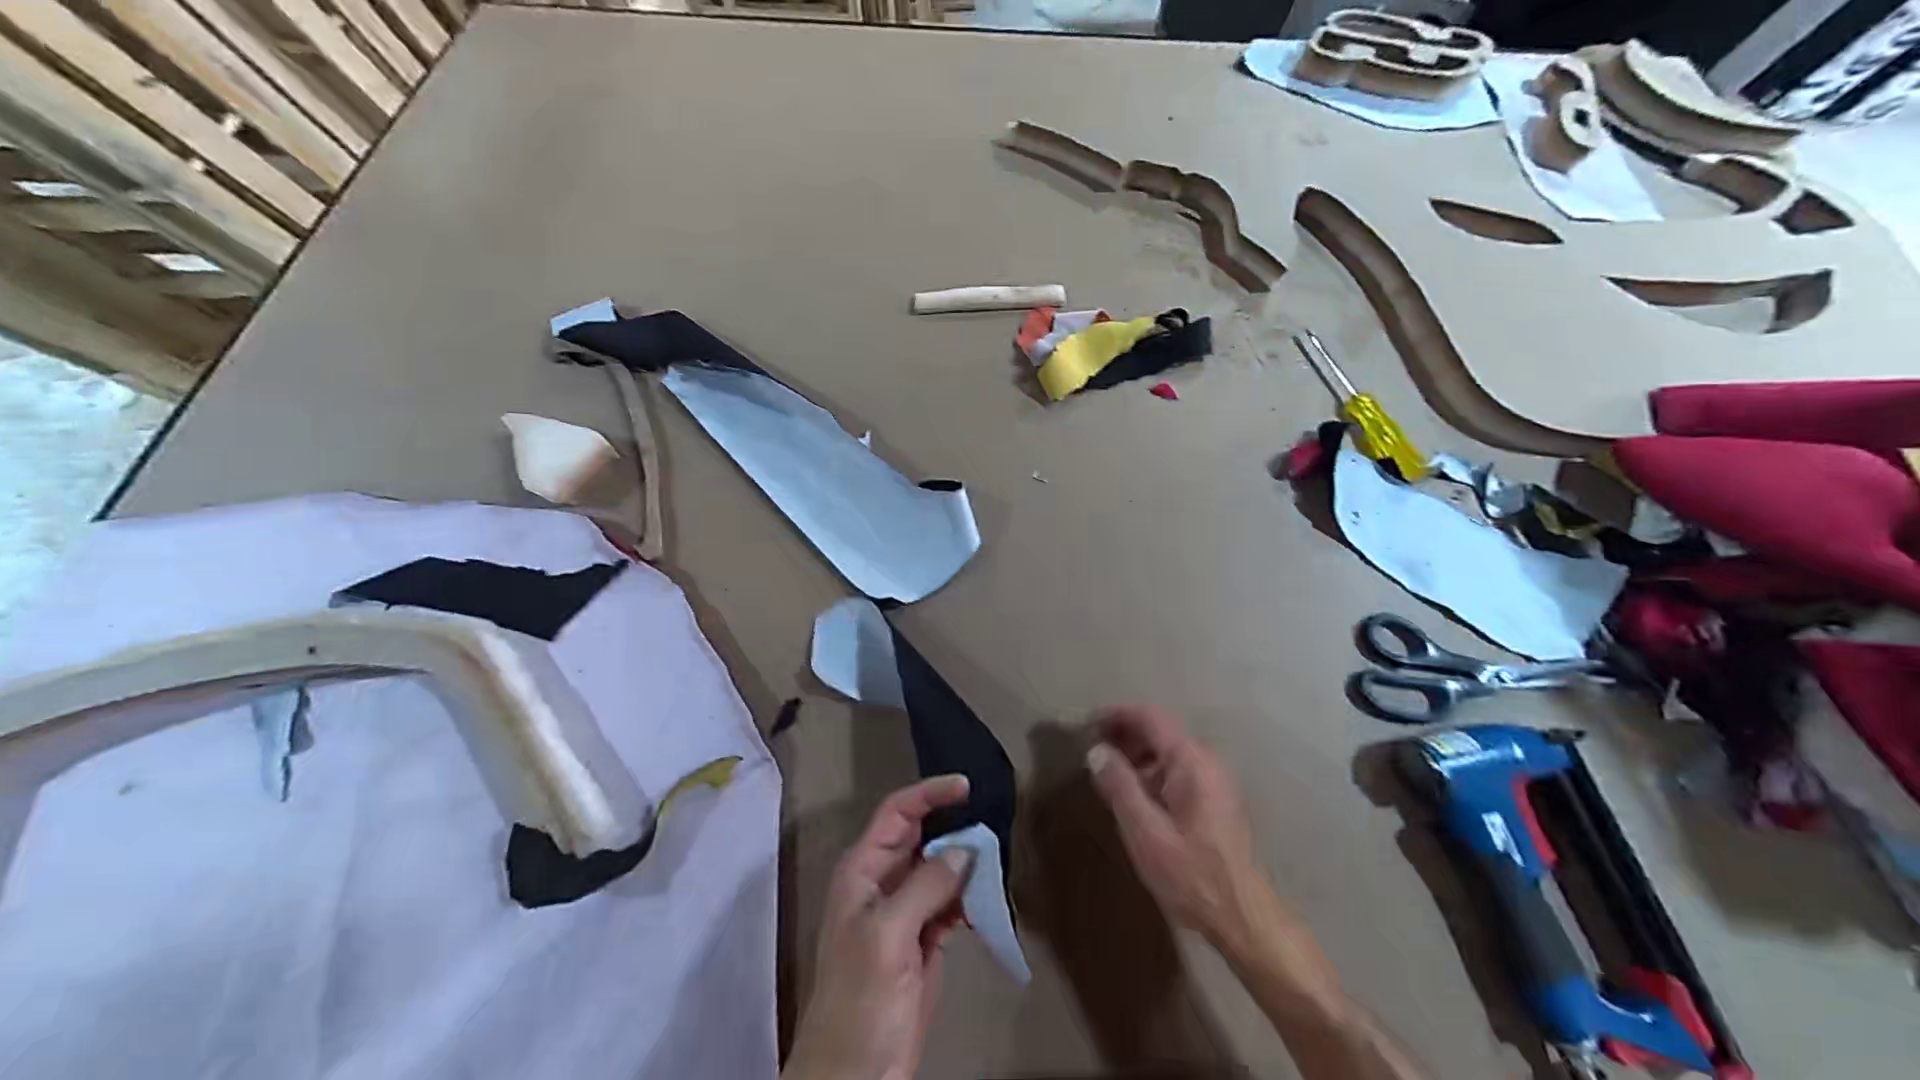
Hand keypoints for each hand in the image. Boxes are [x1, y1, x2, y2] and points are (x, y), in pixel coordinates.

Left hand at [784, 775, 975, 1079]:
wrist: (855, 1074)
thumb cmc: (859, 999)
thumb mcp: (887, 936)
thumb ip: (923, 887)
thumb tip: (961, 851)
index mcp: (862, 871)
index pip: (897, 814)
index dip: (929, 794)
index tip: (965, 786)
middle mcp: (883, 883)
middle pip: (921, 836)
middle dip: (953, 826)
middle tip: (990, 822)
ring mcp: (905, 911)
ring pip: (940, 868)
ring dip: (966, 863)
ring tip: (996, 858)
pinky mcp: (924, 939)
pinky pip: (950, 902)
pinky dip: (969, 897)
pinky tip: (986, 902)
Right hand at [1088, 708, 1433, 1079]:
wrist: (1242, 916)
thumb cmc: (1191, 874)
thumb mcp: (1145, 831)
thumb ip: (1119, 785)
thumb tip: (1097, 750)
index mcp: (1191, 761)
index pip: (1150, 717)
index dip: (1117, 715)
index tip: (1087, 724)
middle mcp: (1207, 761)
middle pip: (1160, 731)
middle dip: (1124, 736)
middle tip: (1093, 752)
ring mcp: (1216, 780)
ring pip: (1169, 752)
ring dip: (1137, 756)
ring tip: (1108, 777)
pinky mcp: (1217, 799)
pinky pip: (1179, 770)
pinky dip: (1152, 772)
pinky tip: (1135, 798)